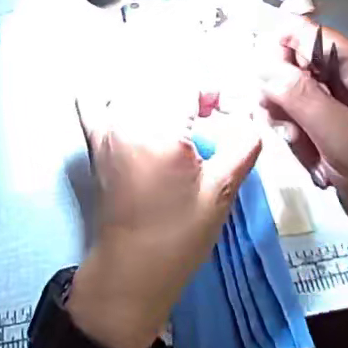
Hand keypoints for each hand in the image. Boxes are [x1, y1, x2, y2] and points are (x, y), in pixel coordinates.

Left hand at [69, 89, 261, 347]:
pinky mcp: (95, 139)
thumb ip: (242, 145)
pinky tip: (139, 105)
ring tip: (182, 111)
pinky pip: (96, 98)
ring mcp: (105, 127)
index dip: (214, 88)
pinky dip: (117, 91)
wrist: (130, 272)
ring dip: (163, 86)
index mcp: (159, 131)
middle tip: (211, 111)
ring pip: (134, 80)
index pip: (189, 80)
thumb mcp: (221, 191)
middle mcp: (126, 120)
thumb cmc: (179, 236)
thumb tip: (252, 119)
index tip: (229, 108)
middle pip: (163, 75)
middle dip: (191, 85)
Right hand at [259, 23, 347, 322]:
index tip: (260, 82)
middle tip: (288, 131)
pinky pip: (311, 133)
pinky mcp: (345, 143)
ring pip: (301, 106)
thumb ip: (300, 97)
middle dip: (287, 100)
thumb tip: (261, 61)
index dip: (282, 50)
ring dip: (297, 131)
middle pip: (303, 72)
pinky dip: (308, 151)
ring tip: (315, 160)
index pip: (314, 37)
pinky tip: (322, 173)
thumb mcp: (344, 138)